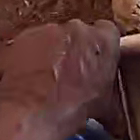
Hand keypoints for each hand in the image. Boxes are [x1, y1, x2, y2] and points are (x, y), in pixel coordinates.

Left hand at [0, 20, 119, 133]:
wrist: (34, 109)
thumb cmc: (71, 106)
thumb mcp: (105, 105)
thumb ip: (110, 94)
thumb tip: (112, 111)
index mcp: (103, 40)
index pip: (108, 32)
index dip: (101, 47)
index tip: (96, 59)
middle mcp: (78, 28)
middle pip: (80, 33)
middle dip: (76, 48)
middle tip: (72, 72)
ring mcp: (50, 30)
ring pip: (55, 37)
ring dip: (54, 51)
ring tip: (49, 77)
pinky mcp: (27, 35)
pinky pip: (33, 41)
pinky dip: (33, 54)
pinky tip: (32, 75)